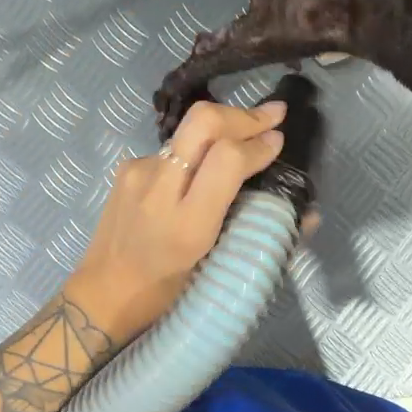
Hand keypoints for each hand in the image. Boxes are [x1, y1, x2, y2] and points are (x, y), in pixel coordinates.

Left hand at [66, 99, 287, 339]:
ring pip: (188, 133)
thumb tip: (308, 216)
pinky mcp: (127, 169)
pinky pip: (171, 151)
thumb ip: (256, 235)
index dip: (258, 144)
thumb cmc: (165, 297)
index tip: (278, 143)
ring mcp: (138, 173)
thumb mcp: (214, 271)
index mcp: (186, 224)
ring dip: (220, 131)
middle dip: (244, 114)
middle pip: (204, 121)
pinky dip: (194, 154)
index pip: (227, 158)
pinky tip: (201, 170)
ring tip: (244, 138)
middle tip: (273, 115)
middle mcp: (159, 188)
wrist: (103, 297)